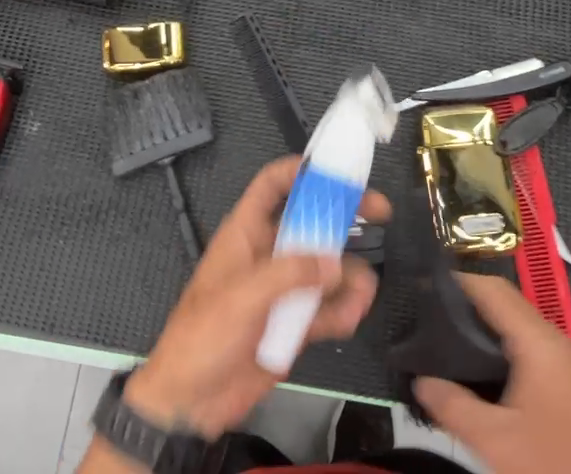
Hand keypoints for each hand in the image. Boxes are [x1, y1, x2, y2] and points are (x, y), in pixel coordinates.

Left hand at [124, 156, 390, 438]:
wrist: (190, 402)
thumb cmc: (203, 336)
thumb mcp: (243, 296)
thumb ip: (290, 273)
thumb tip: (335, 263)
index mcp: (244, 234)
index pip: (272, 186)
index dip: (302, 170)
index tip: (339, 169)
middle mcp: (266, 254)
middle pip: (311, 222)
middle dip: (344, 217)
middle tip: (380, 213)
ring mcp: (282, 289)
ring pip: (326, 267)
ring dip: (349, 276)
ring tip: (362, 292)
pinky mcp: (293, 323)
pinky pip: (327, 307)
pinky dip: (343, 310)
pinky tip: (351, 317)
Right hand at [414, 275, 570, 473]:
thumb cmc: (551, 466)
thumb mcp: (493, 439)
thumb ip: (451, 405)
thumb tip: (420, 382)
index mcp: (539, 344)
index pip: (494, 290)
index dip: (458, 282)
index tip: (422, 286)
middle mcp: (555, 342)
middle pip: (505, 301)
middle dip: (465, 303)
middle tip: (424, 315)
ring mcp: (564, 362)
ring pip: (516, 324)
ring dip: (481, 324)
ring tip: (440, 337)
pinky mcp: (565, 381)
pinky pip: (525, 344)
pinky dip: (497, 343)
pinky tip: (472, 367)